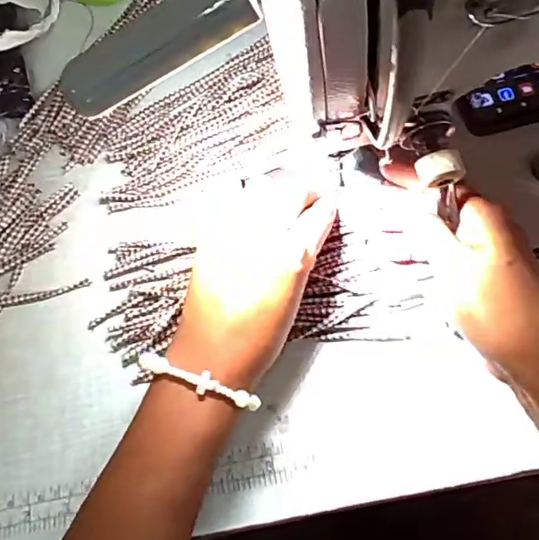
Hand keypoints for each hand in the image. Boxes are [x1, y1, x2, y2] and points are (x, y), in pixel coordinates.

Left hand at [166, 183, 336, 390]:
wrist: (211, 352)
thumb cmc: (258, 336)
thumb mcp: (295, 294)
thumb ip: (305, 253)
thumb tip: (314, 225)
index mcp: (290, 256)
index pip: (318, 212)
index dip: (328, 204)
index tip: (330, 202)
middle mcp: (262, 235)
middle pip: (289, 189)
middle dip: (304, 189)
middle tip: (311, 198)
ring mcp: (231, 230)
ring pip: (260, 187)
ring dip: (276, 188)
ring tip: (282, 201)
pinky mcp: (208, 232)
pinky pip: (229, 198)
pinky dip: (243, 196)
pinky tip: (249, 206)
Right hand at [382, 152, 538, 384]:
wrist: (537, 357)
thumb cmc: (506, 314)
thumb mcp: (453, 267)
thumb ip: (430, 233)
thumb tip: (415, 210)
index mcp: (487, 218)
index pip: (444, 184)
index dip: (414, 176)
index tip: (390, 171)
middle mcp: (493, 232)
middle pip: (447, 208)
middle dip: (416, 206)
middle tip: (387, 204)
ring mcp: (493, 257)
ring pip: (450, 236)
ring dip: (424, 236)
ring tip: (396, 238)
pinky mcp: (490, 281)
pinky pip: (456, 260)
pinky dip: (436, 260)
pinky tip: (422, 271)